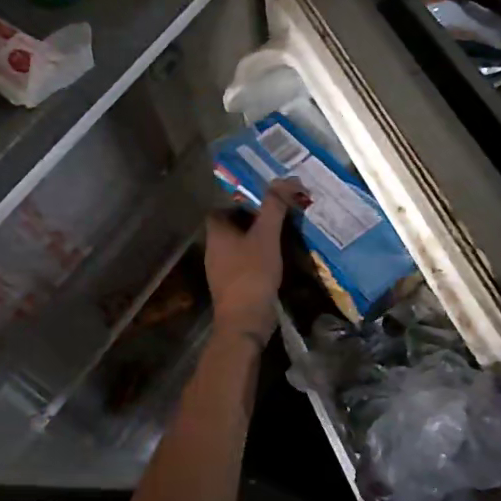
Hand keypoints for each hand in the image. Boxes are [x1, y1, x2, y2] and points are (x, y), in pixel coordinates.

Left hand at [204, 180, 301, 343]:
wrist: (245, 321)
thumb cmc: (252, 274)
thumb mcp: (267, 236)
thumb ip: (274, 207)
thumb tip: (287, 179)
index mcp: (216, 234)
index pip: (220, 210)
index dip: (239, 204)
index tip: (263, 206)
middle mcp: (213, 251)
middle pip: (230, 229)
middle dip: (252, 223)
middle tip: (277, 221)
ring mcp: (220, 272)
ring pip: (237, 249)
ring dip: (256, 243)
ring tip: (281, 241)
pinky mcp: (231, 289)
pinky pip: (243, 267)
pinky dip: (257, 262)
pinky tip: (276, 264)